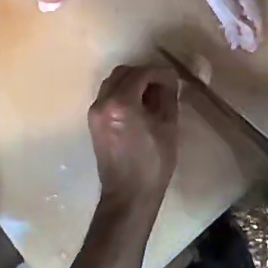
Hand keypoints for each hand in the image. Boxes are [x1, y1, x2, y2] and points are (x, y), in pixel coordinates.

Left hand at [88, 64, 179, 218]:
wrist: (128, 195)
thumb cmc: (153, 163)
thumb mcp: (168, 127)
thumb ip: (167, 98)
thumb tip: (168, 81)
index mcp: (121, 103)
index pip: (141, 73)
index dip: (160, 72)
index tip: (174, 79)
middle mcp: (102, 103)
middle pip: (123, 73)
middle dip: (144, 74)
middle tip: (163, 84)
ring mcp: (95, 113)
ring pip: (112, 83)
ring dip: (132, 82)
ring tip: (151, 95)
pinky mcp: (93, 123)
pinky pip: (107, 96)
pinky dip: (122, 93)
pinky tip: (139, 105)